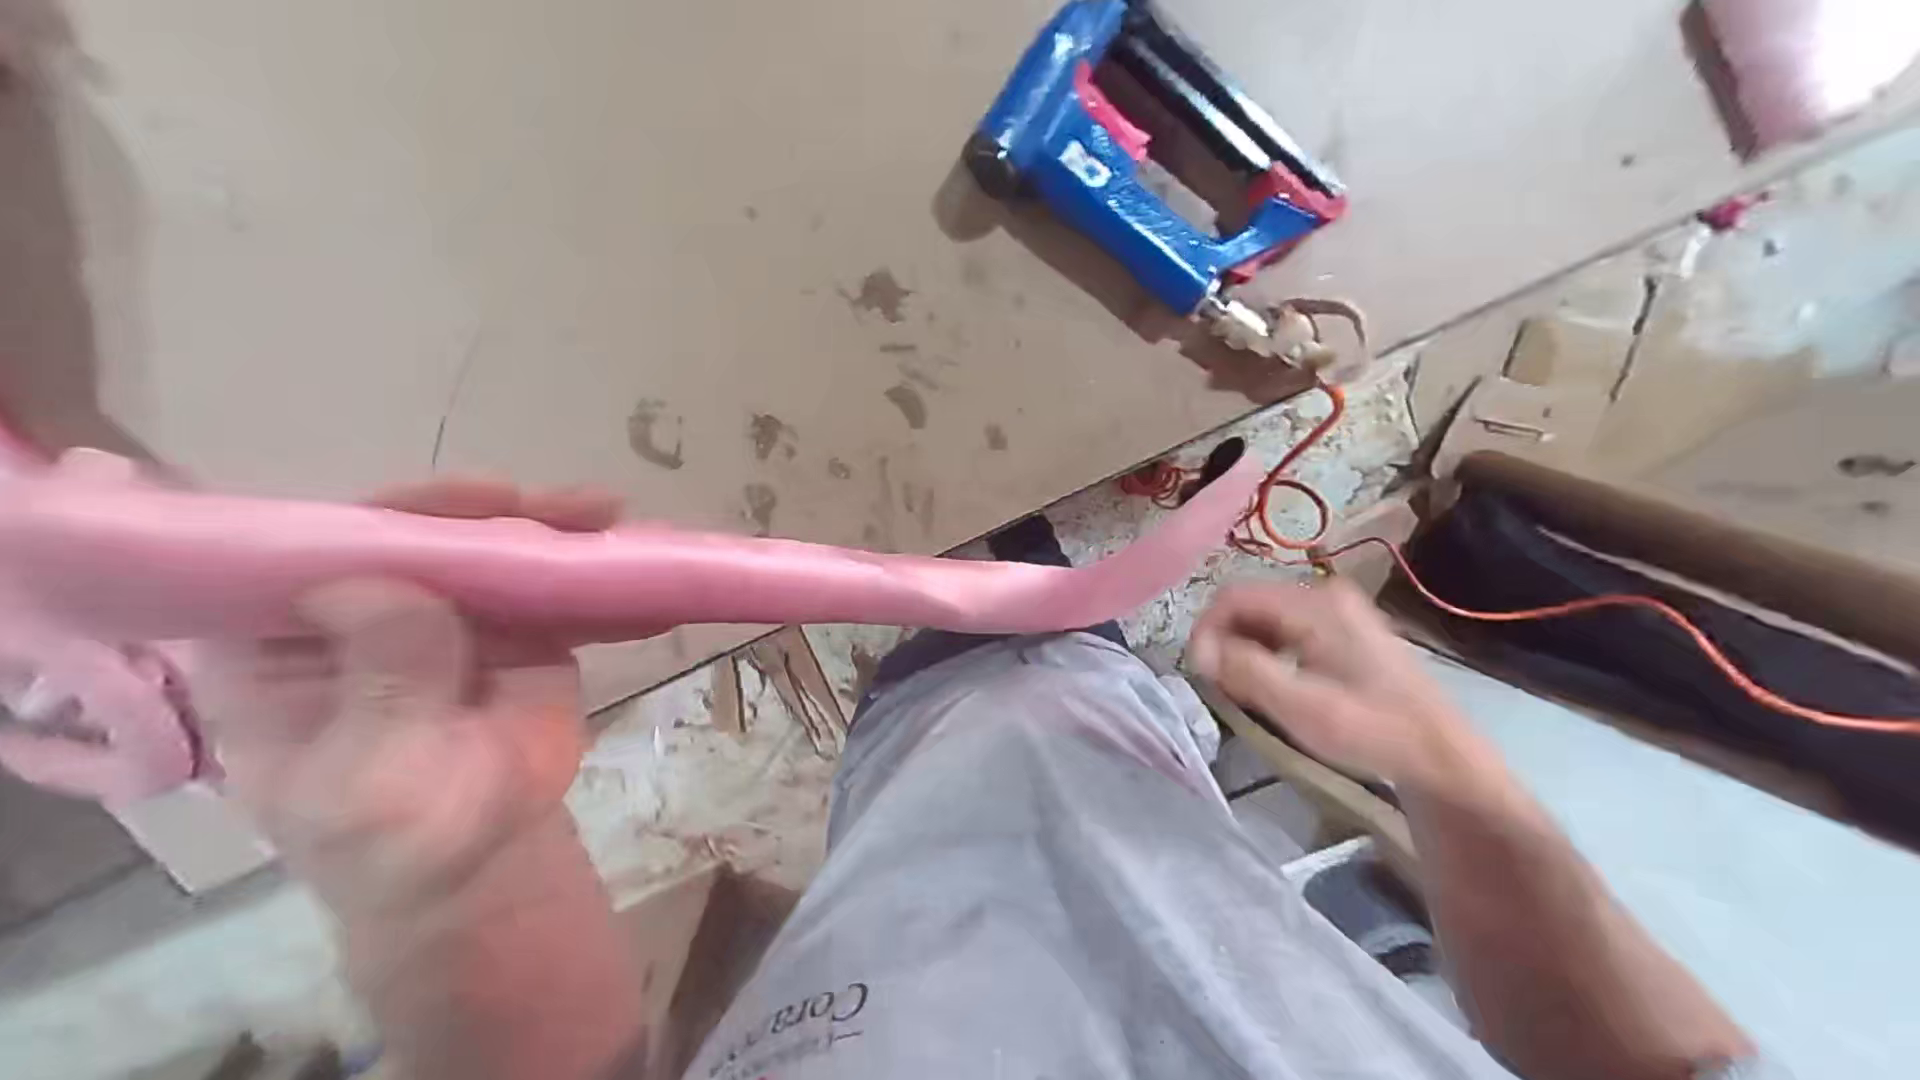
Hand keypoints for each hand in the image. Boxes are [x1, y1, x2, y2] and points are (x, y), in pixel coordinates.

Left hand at [194, 478, 621, 916]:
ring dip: (565, 536)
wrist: (480, 863)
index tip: (481, 501)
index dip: (402, 517)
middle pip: (437, 540)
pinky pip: (563, 599)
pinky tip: (649, 584)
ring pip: (507, 558)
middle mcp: (376, 610)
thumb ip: (380, 686)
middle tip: (576, 508)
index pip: (334, 551)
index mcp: (292, 639)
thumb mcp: (369, 776)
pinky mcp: (525, 633)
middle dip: (506, 516)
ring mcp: (459, 618)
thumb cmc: (394, 838)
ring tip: (619, 521)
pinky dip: (606, 589)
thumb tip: (382, 583)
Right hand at [1188, 577, 1486, 788]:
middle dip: (1223, 641)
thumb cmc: (1374, 732)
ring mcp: (1334, 610)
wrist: (1441, 757)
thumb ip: (1247, 673)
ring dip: (1240, 647)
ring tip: (1241, 688)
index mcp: (1317, 605)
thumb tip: (1199, 651)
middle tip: (1219, 685)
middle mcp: (1323, 595)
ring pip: (1261, 617)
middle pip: (1246, 604)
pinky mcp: (1339, 628)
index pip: (1233, 596)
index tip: (1198, 671)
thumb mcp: (1304, 708)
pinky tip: (1268, 683)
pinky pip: (1281, 628)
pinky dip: (1262, 651)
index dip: (1205, 629)